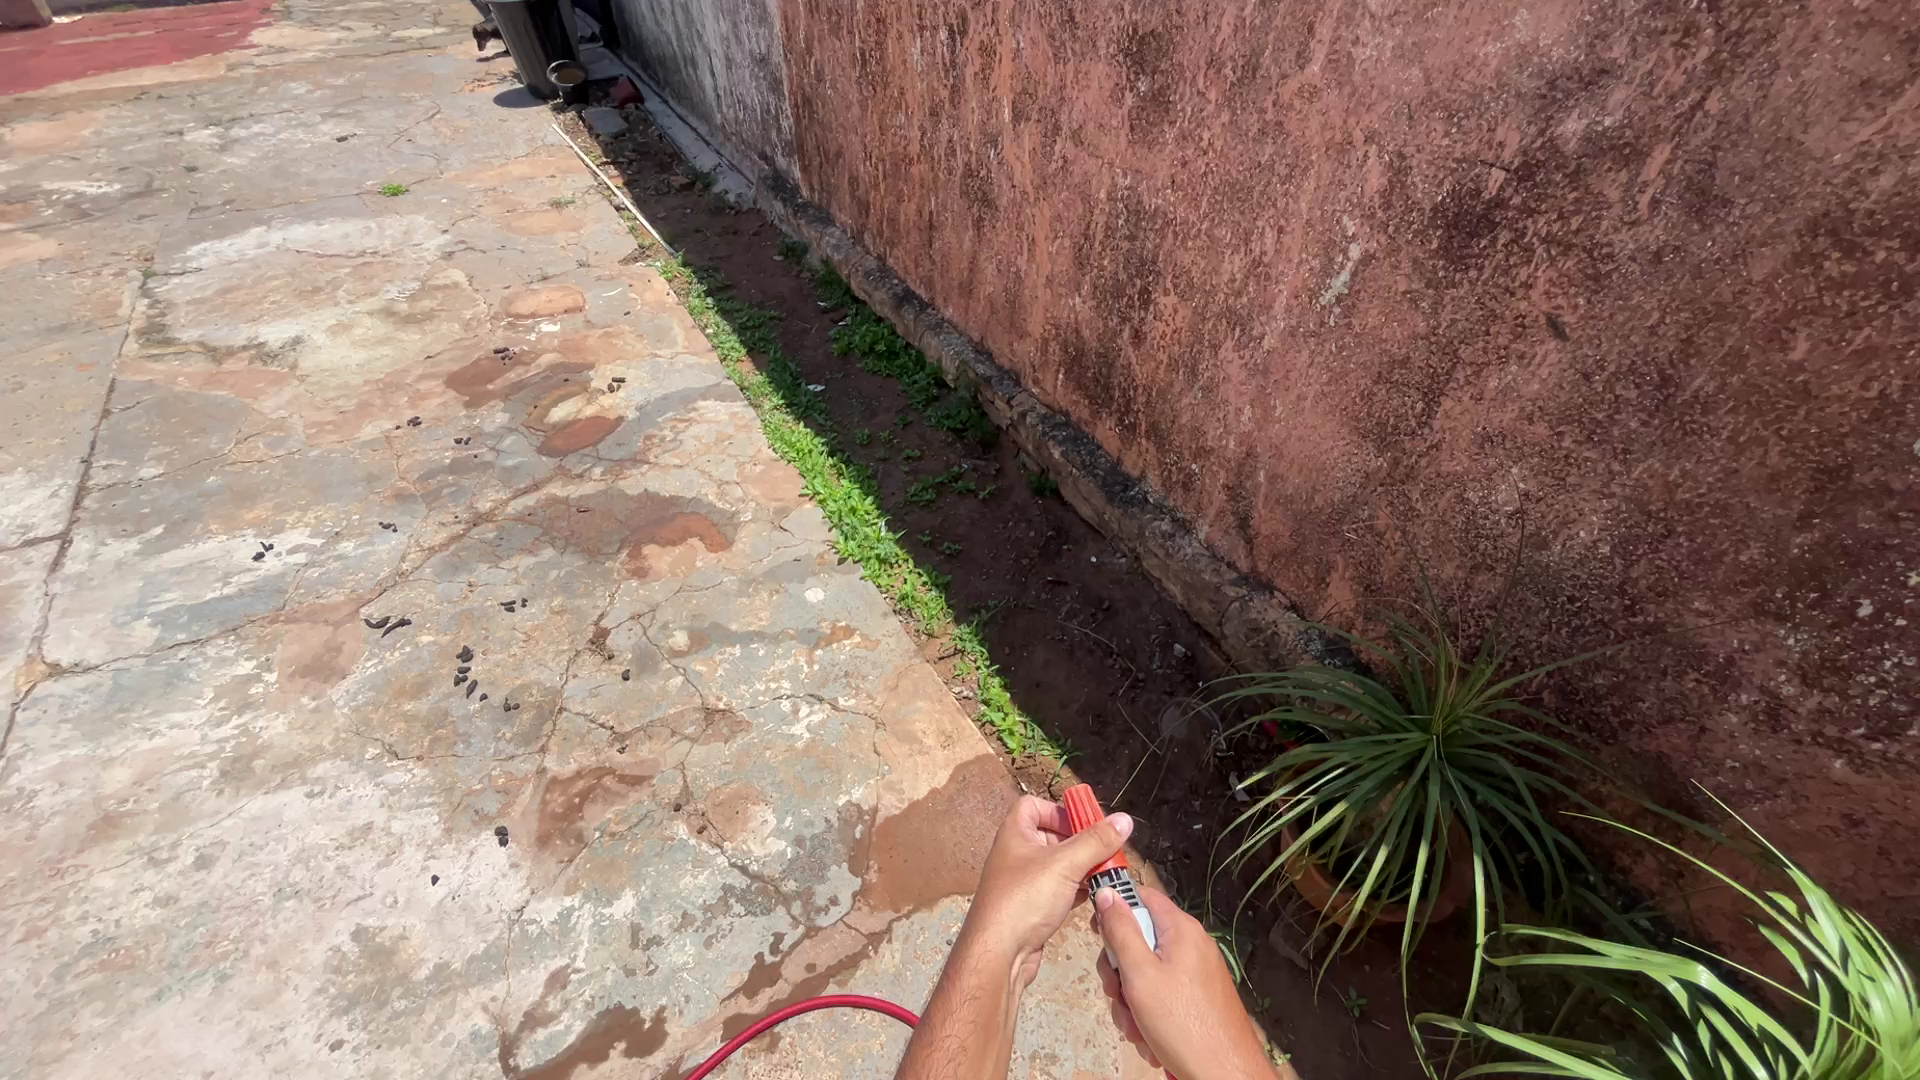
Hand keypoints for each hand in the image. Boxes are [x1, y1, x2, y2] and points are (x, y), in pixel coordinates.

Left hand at [957, 796, 1132, 988]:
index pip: (1034, 805)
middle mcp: (1016, 853)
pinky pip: (1057, 889)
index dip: (1059, 810)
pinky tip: (1093, 896)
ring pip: (1058, 865)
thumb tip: (1123, 820)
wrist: (999, 954)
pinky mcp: (1031, 907)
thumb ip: (1096, 841)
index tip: (1084, 823)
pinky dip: (1076, 889)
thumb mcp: (1065, 864)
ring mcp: (1023, 882)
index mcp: (1015, 833)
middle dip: (1079, 842)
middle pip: (1051, 836)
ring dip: (1081, 867)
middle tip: (1105, 850)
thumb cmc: (1024, 899)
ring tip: (1106, 873)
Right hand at [1095, 885, 1282, 1079]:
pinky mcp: (1198, 1000)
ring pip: (1147, 972)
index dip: (1114, 909)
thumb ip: (1120, 931)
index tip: (1097, 934)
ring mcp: (1196, 974)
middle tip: (1118, 995)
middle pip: (1140, 939)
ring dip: (1132, 1000)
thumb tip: (1106, 892)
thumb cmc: (1183, 1025)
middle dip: (1121, 971)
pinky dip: (1150, 1014)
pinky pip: (1163, 994)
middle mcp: (1191, 945)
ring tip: (1137, 1029)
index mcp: (1181, 929)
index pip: (1141, 896)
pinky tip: (1151, 1039)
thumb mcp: (1140, 974)